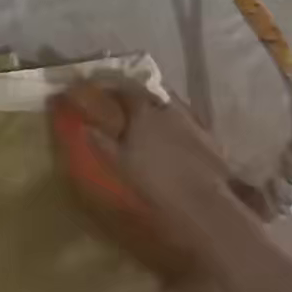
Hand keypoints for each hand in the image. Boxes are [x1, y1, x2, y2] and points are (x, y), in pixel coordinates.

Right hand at [51, 82, 263, 276]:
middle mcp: (166, 107)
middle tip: (119, 102)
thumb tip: (86, 125)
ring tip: (143, 118)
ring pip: (165, 105)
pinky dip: (170, 122)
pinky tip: (168, 136)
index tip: (97, 88)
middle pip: (146, 92)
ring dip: (152, 107)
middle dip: (131, 94)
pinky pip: (182, 119)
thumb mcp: (120, 163)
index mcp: (142, 109)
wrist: (204, 204)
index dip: (109, 87)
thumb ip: (102, 141)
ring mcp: (188, 119)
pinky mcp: (205, 136)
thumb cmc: (156, 182)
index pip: (123, 88)